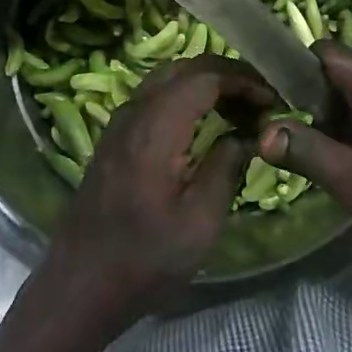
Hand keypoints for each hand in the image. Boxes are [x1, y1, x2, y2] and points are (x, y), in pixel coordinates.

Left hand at [45, 54, 275, 319]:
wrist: (79, 284)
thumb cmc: (144, 259)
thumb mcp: (199, 223)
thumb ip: (226, 168)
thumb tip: (247, 134)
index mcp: (155, 127)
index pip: (204, 77)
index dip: (242, 80)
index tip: (272, 99)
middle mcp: (135, 111)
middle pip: (185, 68)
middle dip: (227, 74)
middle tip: (261, 98)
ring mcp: (121, 120)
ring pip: (168, 77)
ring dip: (205, 82)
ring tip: (240, 107)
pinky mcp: (116, 134)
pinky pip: (155, 95)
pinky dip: (185, 95)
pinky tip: (205, 121)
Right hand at [259, 45, 351, 351]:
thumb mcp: (350, 182)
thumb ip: (303, 150)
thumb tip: (260, 133)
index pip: (326, 52)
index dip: (297, 69)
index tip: (279, 98)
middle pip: (341, 66)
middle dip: (316, 93)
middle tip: (300, 129)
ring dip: (337, 106)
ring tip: (327, 143)